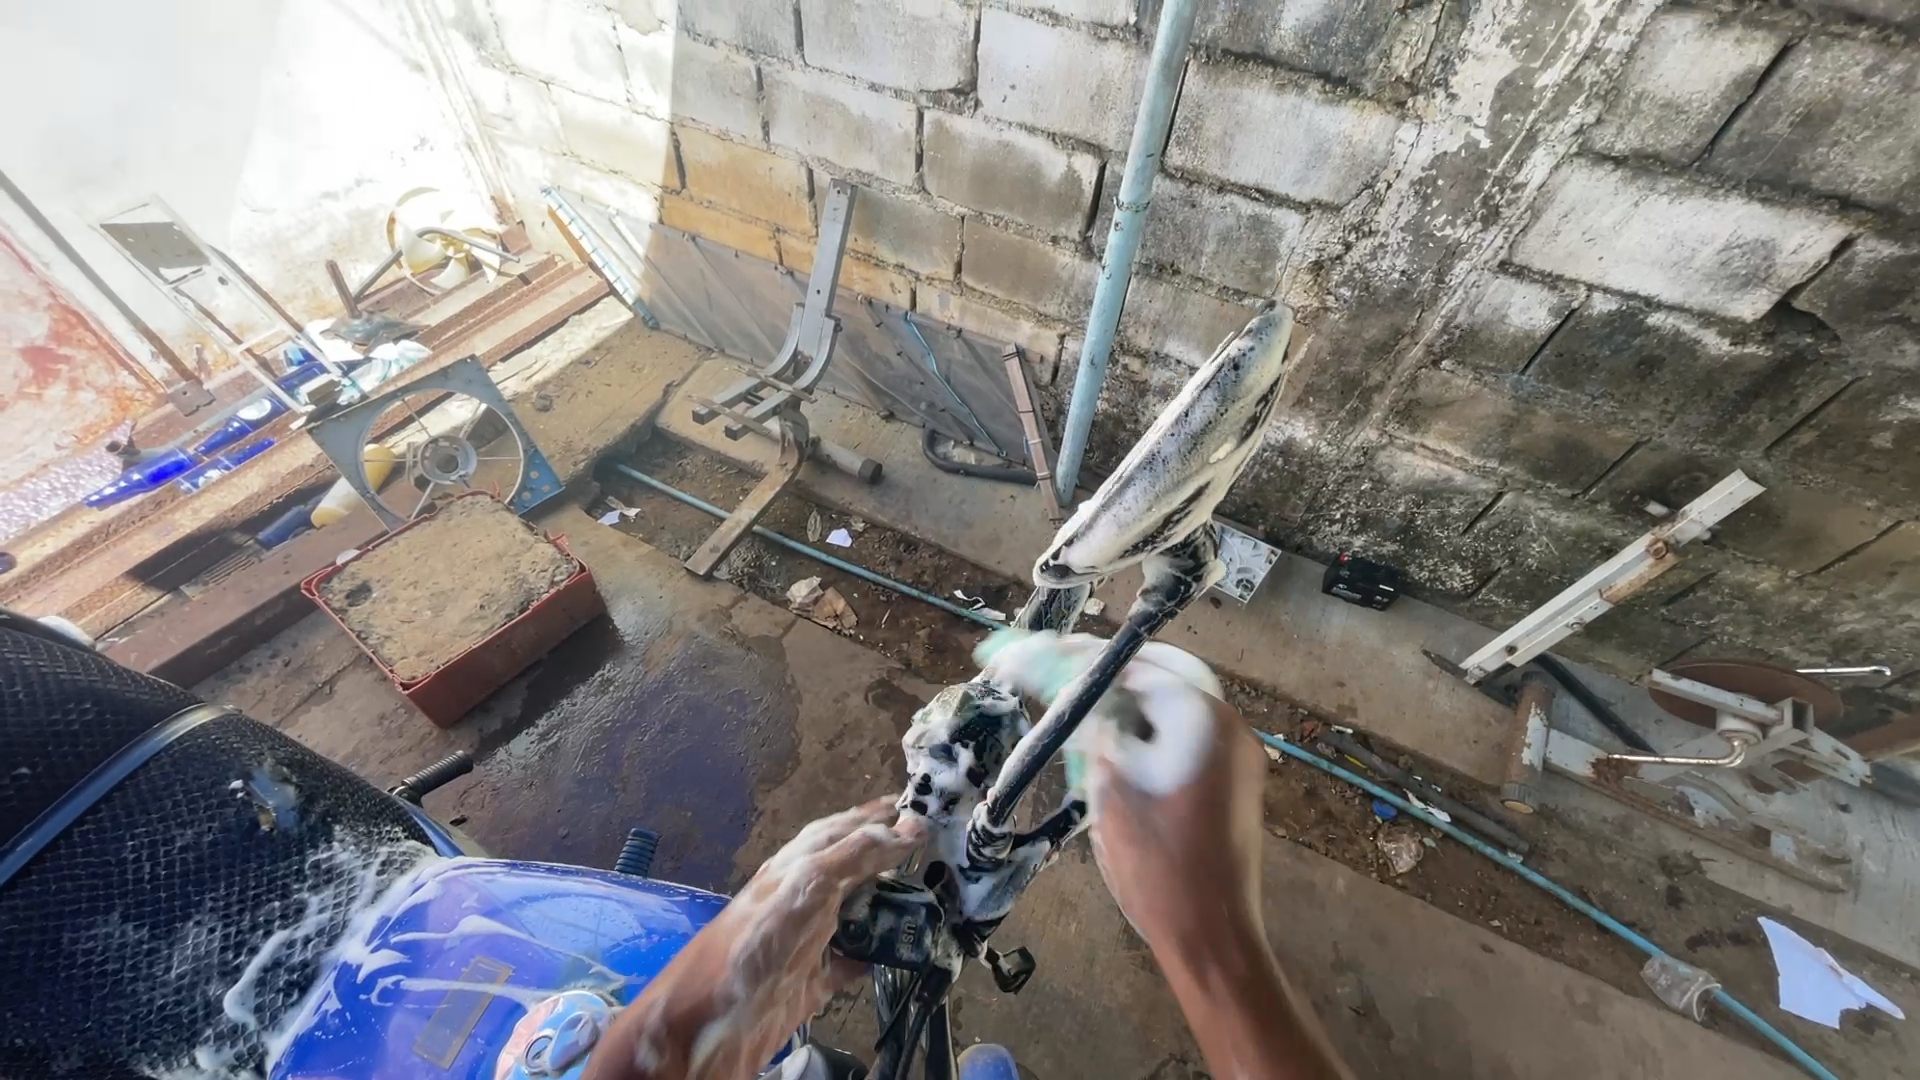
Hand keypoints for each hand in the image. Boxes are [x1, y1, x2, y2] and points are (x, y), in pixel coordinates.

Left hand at [584, 800, 925, 1079]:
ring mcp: (813, 935)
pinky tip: (901, 951)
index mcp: (804, 859)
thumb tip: (911, 824)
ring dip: (892, 904)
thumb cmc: (758, 939)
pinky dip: (879, 952)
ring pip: (861, 910)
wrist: (709, 1022)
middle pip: (859, 866)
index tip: (923, 808)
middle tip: (936, 852)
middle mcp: (811, 891)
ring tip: (932, 899)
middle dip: (894, 857)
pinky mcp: (816, 978)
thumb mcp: (810, 883)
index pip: (851, 825)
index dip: (882, 815)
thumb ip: (858, 853)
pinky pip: (856, 958)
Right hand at [1081, 664, 1268, 956]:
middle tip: (1069, 674)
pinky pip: (1189, 734)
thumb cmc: (1157, 864)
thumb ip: (1096, 730)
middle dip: (1114, 675)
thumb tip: (1077, 695)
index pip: (1138, 669)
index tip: (1055, 653)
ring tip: (1088, 704)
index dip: (1091, 661)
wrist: (1211, 936)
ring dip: (1133, 701)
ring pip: (1176, 705)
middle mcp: (1229, 726)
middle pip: (1163, 678)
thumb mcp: (1110, 788)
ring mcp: (1238, 754)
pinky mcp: (1234, 778)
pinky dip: (1153, 728)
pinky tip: (1119, 739)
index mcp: (1203, 720)